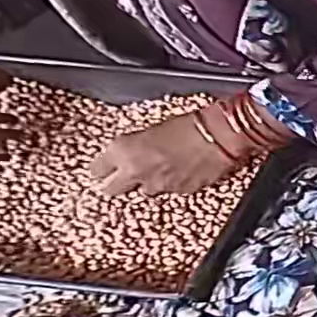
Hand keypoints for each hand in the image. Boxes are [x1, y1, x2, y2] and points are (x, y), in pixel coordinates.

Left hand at [88, 106, 248, 196]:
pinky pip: (171, 192)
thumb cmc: (189, 125)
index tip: (108, 167)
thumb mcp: (151, 130)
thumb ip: (133, 147)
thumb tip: (130, 157)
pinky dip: (174, 184)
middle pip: (112, 190)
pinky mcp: (181, 192)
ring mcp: (158, 185)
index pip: (96, 170)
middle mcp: (135, 171)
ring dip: (150, 183)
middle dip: (118, 184)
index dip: (104, 168)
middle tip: (128, 177)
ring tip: (164, 170)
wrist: (221, 135)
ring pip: (145, 191)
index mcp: (122, 150)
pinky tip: (184, 171)